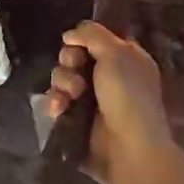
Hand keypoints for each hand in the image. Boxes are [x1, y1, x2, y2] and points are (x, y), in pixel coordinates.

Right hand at [46, 21, 179, 183]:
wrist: (128, 149)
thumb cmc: (128, 96)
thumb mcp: (116, 54)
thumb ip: (92, 35)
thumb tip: (70, 34)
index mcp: (124, 58)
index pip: (96, 39)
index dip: (83, 39)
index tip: (77, 43)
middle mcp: (107, 76)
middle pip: (74, 56)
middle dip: (69, 61)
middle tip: (76, 69)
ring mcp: (90, 100)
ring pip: (62, 78)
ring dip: (62, 83)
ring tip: (71, 96)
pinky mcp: (74, 121)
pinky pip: (56, 103)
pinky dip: (55, 103)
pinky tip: (60, 110)